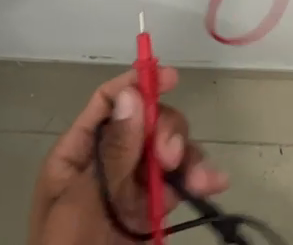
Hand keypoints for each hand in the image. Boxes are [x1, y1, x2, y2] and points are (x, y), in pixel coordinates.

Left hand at [29, 67, 229, 244]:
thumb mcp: (82, 204)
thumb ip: (112, 153)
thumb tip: (133, 95)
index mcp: (78, 156)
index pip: (108, 104)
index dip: (137, 84)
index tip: (169, 76)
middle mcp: (107, 164)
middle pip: (145, 122)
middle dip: (166, 131)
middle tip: (170, 156)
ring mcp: (131, 190)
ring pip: (167, 150)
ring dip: (188, 156)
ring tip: (203, 179)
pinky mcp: (152, 215)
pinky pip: (179, 184)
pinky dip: (198, 179)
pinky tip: (214, 182)